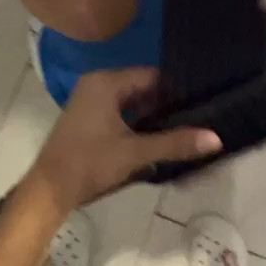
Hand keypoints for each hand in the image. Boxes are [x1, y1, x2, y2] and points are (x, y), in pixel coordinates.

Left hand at [19, 68, 220, 216]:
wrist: (49, 190)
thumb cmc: (90, 164)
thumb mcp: (136, 153)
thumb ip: (176, 143)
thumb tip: (216, 139)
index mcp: (106, 82)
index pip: (151, 76)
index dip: (175, 91)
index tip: (199, 104)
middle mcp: (96, 83)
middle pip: (141, 87)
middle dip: (165, 104)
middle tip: (195, 118)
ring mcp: (89, 100)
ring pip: (130, 101)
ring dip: (150, 115)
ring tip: (180, 129)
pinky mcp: (86, 117)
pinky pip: (118, 111)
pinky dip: (135, 122)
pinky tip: (153, 138)